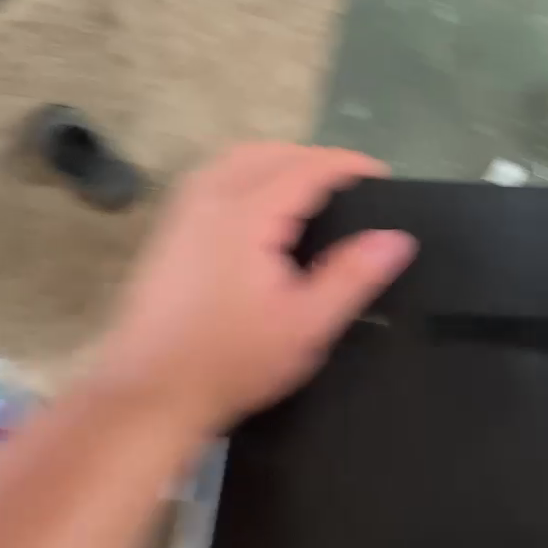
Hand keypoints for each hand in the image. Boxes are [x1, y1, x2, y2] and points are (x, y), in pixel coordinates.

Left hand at [88, 144, 416, 433]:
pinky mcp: (168, 234)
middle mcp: (210, 202)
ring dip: (279, 161)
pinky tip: (263, 207)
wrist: (150, 393)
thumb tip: (397, 238)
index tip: (382, 174)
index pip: (306, 169)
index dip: (348, 165)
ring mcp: (183, 215)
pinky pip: (213, 179)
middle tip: (352, 184)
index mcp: (246, 216)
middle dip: (315, 158)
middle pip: (268, 153)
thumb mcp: (309, 323)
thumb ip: (355, 275)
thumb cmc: (235, 359)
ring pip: (235, 161)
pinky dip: (249, 175)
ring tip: (313, 188)